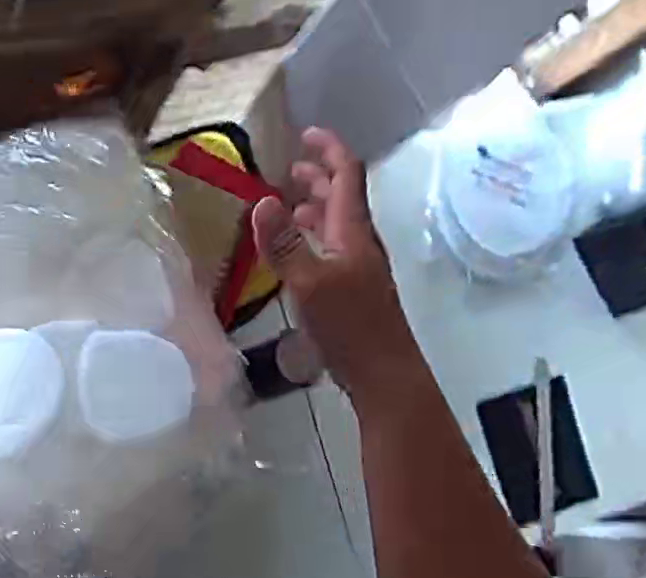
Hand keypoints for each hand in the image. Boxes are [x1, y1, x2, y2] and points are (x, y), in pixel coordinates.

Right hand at [251, 128, 426, 401]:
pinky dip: (316, 242)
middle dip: (318, 178)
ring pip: (339, 227)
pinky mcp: (355, 295)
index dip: (327, 149)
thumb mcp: (310, 284)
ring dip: (317, 211)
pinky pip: (334, 253)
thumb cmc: (350, 327)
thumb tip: (261, 201)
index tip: (304, 135)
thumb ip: (285, 245)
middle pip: (344, 198)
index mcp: (353, 232)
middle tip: (290, 172)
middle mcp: (360, 244)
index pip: (346, 174)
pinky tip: (301, 261)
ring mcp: (360, 270)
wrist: (383, 374)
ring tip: (290, 210)